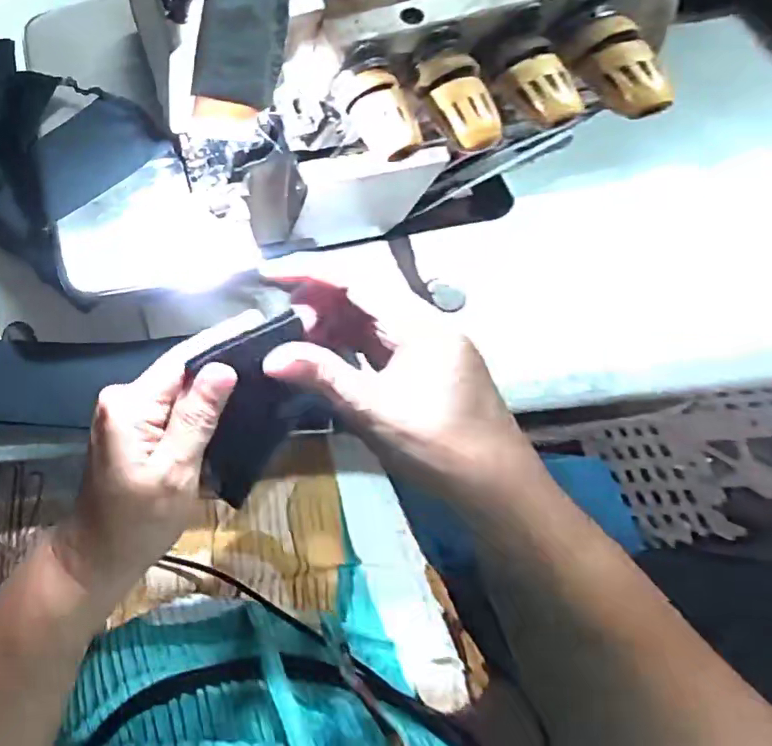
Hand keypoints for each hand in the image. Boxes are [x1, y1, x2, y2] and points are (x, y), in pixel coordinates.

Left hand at [51, 311, 256, 603]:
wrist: (99, 553)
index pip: (179, 362)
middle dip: (215, 365)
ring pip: (172, 391)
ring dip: (206, 389)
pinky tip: (221, 406)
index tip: (252, 325)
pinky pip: (165, 408)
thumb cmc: (138, 520)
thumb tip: (222, 369)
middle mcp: (121, 398)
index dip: (216, 344)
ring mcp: (122, 412)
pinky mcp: (128, 427)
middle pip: (175, 373)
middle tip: (264, 355)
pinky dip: (191, 408)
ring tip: (253, 376)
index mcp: (129, 404)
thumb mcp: (176, 471)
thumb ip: (197, 418)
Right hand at [260, 273, 543, 511]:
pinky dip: (343, 341)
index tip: (269, 275)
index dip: (310, 275)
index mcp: (422, 326)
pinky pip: (374, 338)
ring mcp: (425, 345)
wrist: (502, 495)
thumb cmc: (443, 449)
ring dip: (327, 321)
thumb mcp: (376, 411)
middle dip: (315, 300)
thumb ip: (323, 376)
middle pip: (361, 294)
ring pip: (366, 316)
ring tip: (292, 336)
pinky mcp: (421, 365)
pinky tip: (319, 353)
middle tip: (277, 317)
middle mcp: (426, 326)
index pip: (358, 281)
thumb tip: (269, 357)